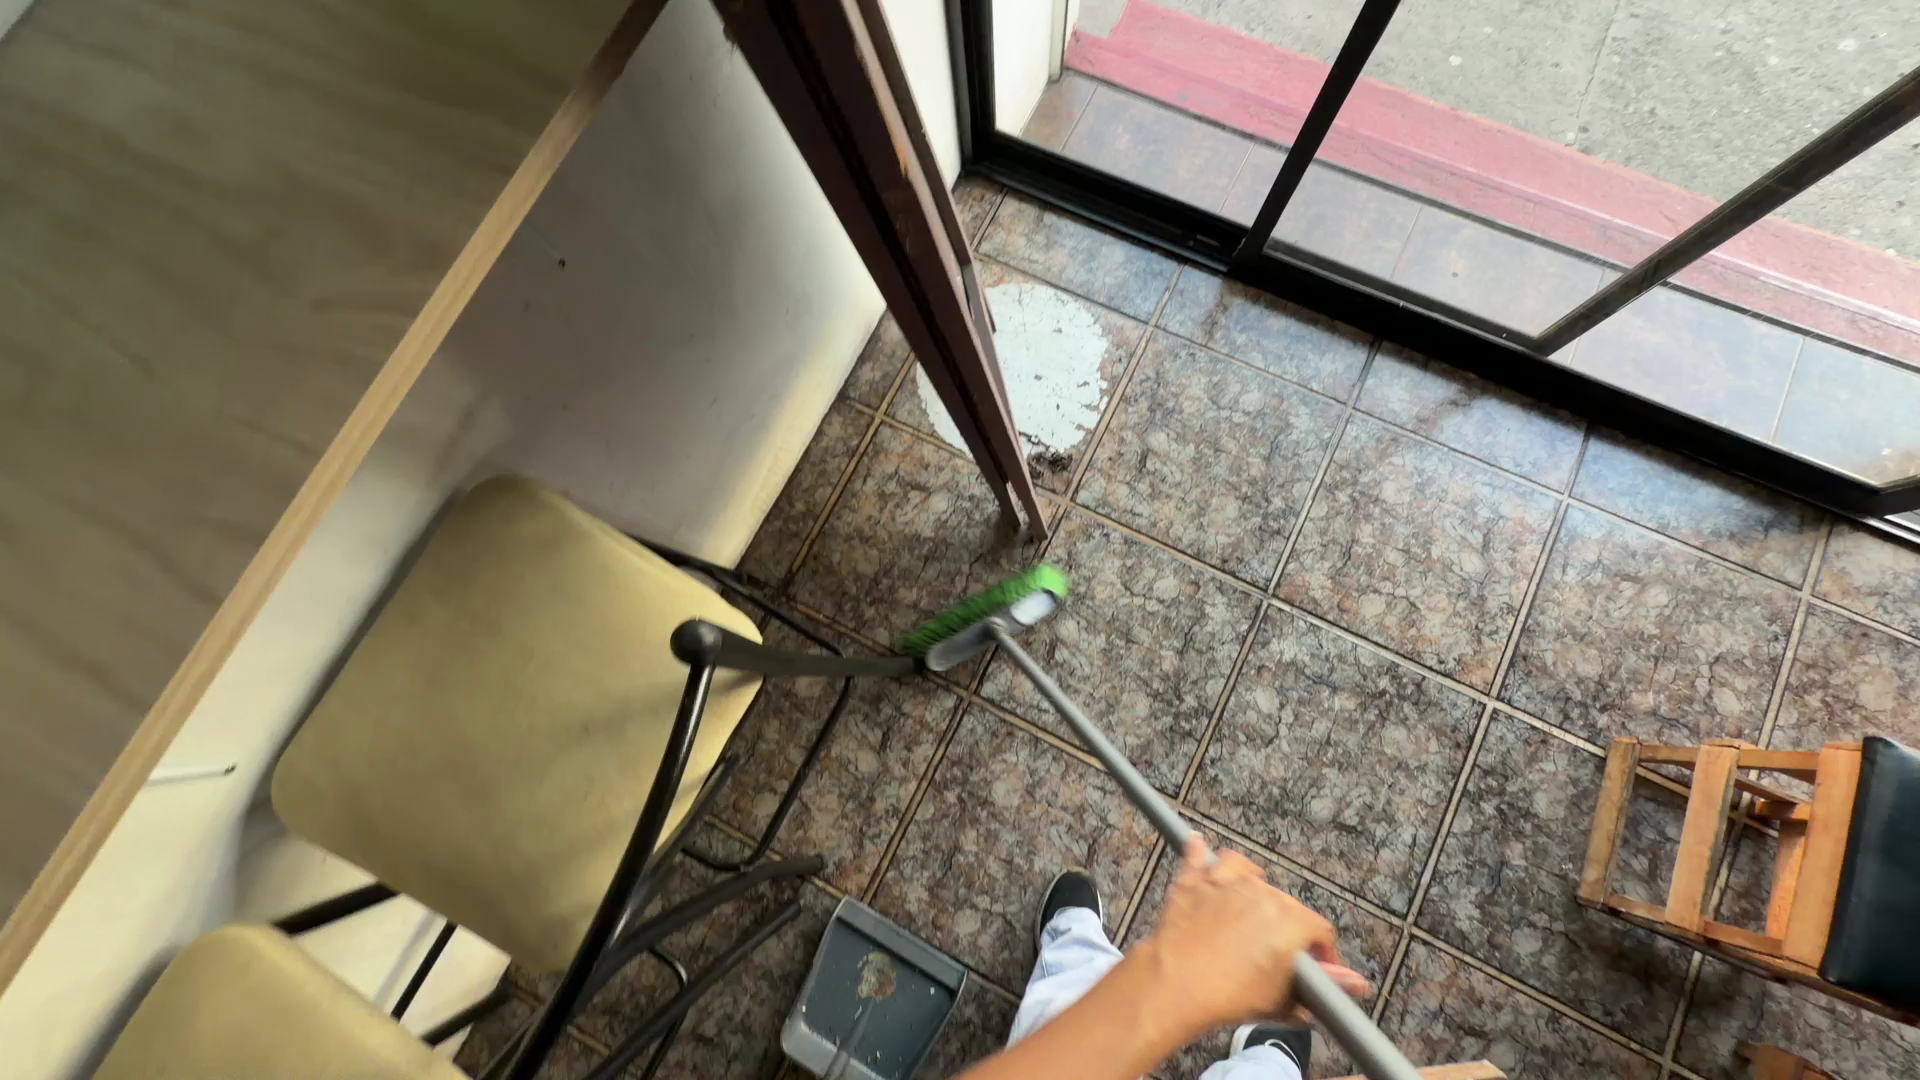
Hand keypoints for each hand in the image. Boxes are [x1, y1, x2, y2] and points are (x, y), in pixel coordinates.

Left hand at [1137, 836, 1371, 1037]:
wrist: (1179, 979)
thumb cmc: (1231, 992)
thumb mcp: (1286, 998)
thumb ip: (1325, 985)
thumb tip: (1357, 983)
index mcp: (1289, 919)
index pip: (1318, 928)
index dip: (1322, 949)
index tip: (1318, 964)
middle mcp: (1259, 891)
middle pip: (1283, 901)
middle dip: (1286, 923)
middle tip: (1278, 948)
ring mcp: (1223, 882)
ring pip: (1243, 868)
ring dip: (1249, 881)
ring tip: (1249, 897)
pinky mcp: (1193, 881)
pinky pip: (1198, 856)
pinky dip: (1198, 850)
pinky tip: (1197, 844)